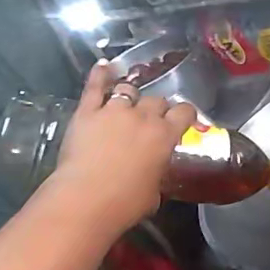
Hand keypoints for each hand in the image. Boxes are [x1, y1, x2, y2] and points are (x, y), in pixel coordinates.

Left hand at [35, 62, 198, 234]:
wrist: (85, 200)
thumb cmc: (125, 203)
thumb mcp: (154, 192)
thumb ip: (158, 172)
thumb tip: (154, 172)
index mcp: (165, 135)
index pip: (185, 112)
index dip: (185, 114)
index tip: (183, 119)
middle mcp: (143, 117)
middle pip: (156, 100)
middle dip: (156, 109)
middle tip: (150, 121)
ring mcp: (114, 111)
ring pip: (129, 91)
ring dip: (131, 97)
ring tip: (127, 104)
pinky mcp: (87, 112)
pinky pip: (95, 88)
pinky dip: (100, 75)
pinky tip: (104, 65)